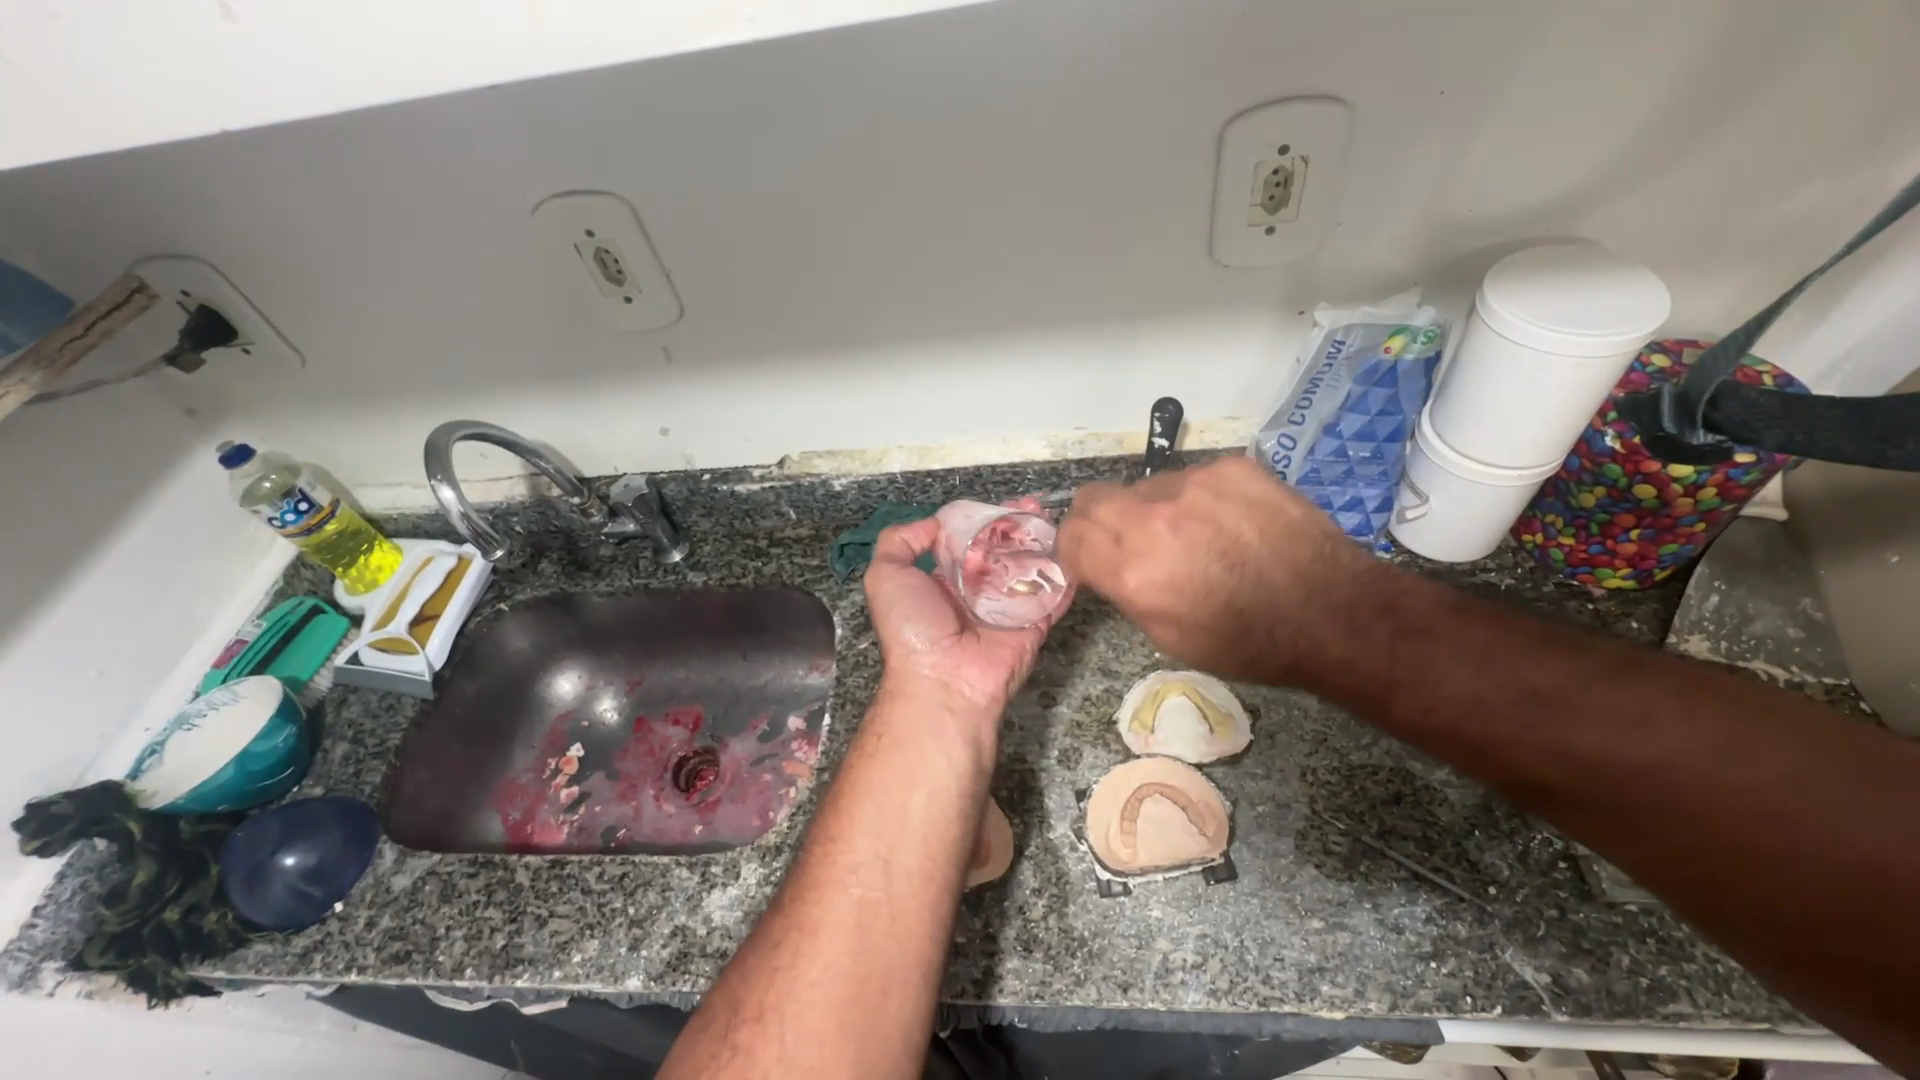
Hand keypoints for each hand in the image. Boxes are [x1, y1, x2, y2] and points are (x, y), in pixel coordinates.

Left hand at [862, 502, 1069, 716]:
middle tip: (1034, 505)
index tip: (1000, 503)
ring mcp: (1008, 608)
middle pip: (1004, 551)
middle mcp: (978, 592)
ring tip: (1052, 519)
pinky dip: (1066, 575)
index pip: (970, 542)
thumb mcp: (885, 576)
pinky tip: (1072, 548)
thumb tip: (935, 523)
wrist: (943, 679)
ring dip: (1044, 542)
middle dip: (1019, 526)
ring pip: (1031, 567)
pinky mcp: (1034, 624)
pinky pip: (1053, 596)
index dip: (984, 520)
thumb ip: (900, 542)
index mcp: (945, 581)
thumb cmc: (912, 626)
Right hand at [1056, 456, 1372, 682]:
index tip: (1086, 560)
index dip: (1071, 550)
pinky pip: (1190, 477)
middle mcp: (1154, 518)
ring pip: (1144, 486)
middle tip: (1122, 542)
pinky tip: (1226, 523)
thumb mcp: (1169, 637)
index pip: (1071, 537)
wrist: (1332, 612)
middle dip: (1096, 521)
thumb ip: (1127, 591)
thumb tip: (1111, 565)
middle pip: (1093, 498)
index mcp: (1134, 570)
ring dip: (1151, 509)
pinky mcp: (1230, 467)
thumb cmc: (1247, 643)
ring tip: (1190, 536)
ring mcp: (1194, 484)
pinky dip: (1194, 498)